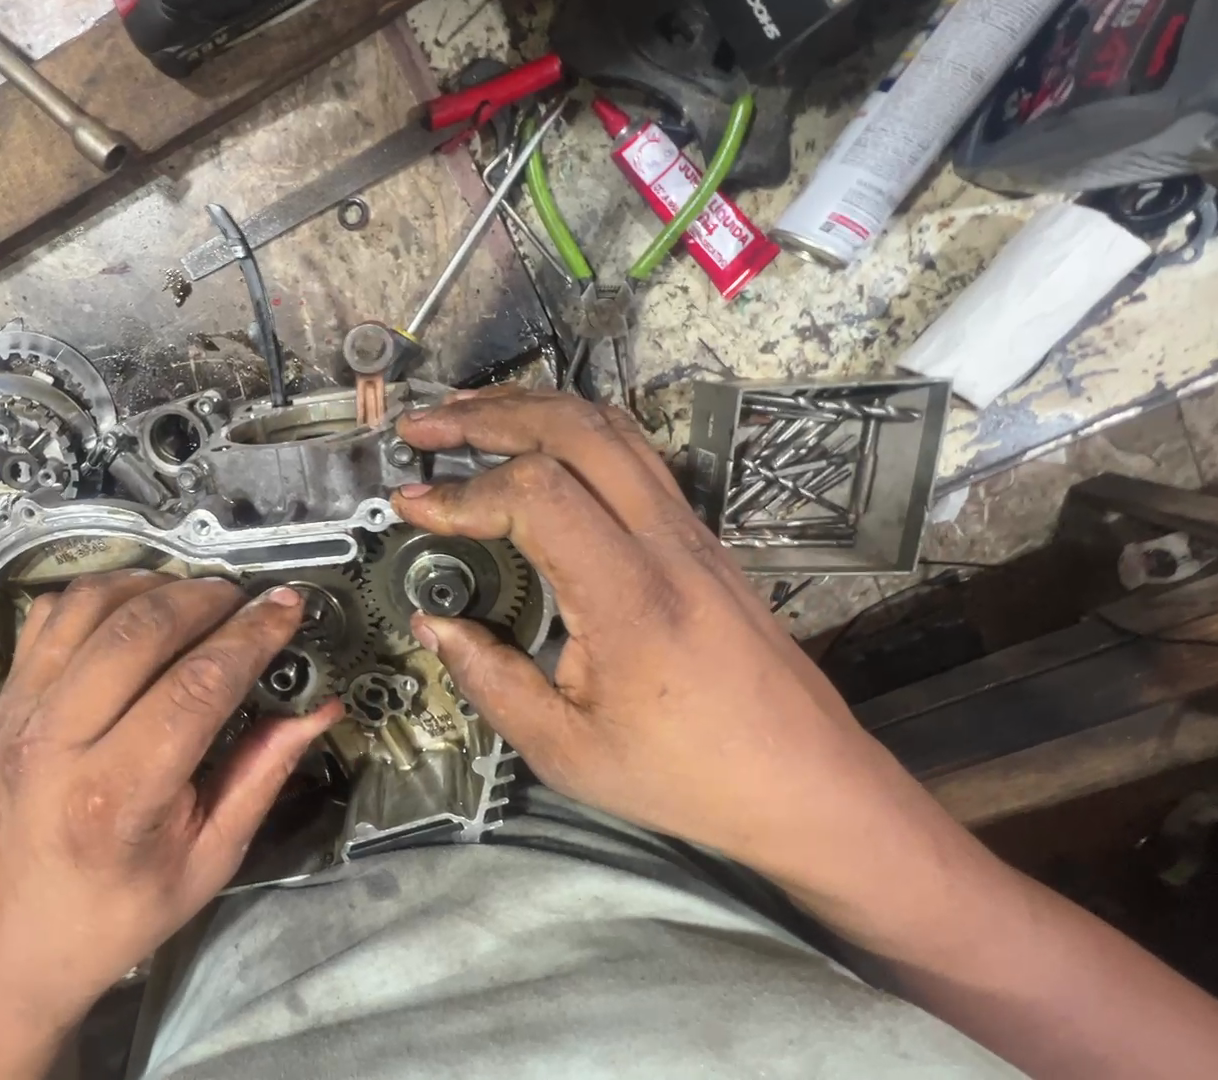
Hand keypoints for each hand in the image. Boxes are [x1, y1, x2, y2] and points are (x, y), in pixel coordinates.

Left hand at [0, 571, 339, 1074]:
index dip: (250, 638)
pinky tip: (135, 608)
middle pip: (139, 631)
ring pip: (88, 606)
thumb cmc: (123, 909)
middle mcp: (57, 742)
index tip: (287, 606)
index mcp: (116, 797)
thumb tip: (319, 709)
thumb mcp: (210, 859)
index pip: (196, 687)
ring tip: (196, 597)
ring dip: (152, 585)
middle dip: (205, 600)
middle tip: (245, 599)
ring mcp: (20, 713)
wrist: (23, 935)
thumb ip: (262, 774)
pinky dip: (99, 594)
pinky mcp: (3, 699)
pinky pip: (50, 615)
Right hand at [391, 388, 948, 881]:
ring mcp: (690, 530)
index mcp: (630, 597)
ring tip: (465, 416)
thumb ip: (488, 678)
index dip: (463, 495)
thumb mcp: (563, 749)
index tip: (411, 509)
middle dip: (487, 418)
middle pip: (575, 431)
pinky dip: (571, 428)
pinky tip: (535, 440)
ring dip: (530, 409)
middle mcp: (665, 542)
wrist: (807, 784)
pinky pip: (633, 452)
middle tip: (422, 429)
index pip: (537, 496)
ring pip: (609, 428)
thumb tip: (432, 624)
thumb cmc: (682, 775)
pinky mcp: (699, 536)